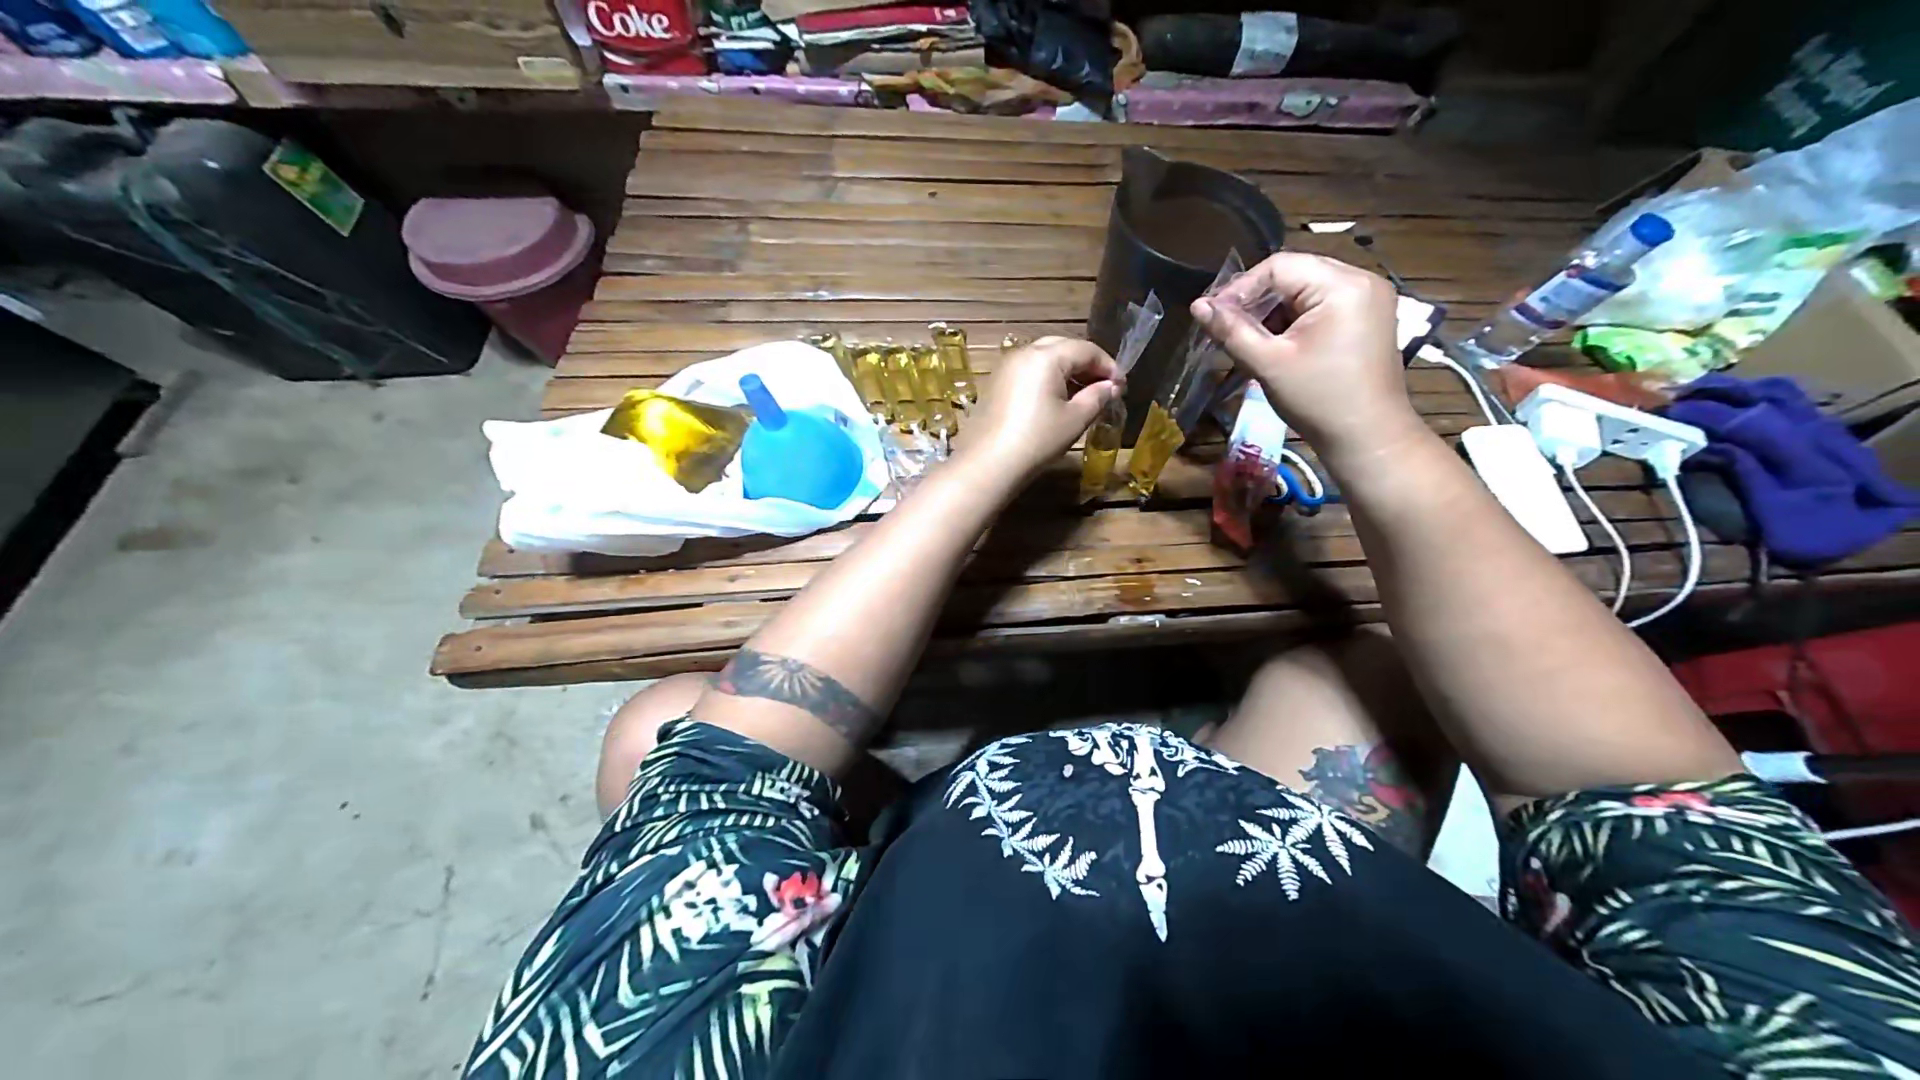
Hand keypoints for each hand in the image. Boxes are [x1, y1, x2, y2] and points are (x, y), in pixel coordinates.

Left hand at [956, 335, 1120, 485]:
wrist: (989, 464)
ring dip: (1067, 371)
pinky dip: (1047, 378)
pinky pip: (1029, 371)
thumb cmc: (1037, 440)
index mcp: (1046, 356)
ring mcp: (1006, 367)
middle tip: (1104, 387)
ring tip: (1084, 395)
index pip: (1086, 349)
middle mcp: (1023, 352)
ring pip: (1044, 357)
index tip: (1121, 386)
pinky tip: (1057, 400)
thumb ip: (1097, 396)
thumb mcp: (1075, 419)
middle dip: (1087, 364)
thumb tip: (1112, 386)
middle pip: (1063, 347)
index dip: (1108, 366)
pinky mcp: (996, 383)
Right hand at [1191, 253, 1423, 464]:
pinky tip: (1275, 346)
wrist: (1368, 437)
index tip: (1213, 317)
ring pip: (1305, 291)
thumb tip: (1197, 306)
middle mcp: (1361, 281)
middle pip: (1293, 274)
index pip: (1279, 266)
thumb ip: (1231, 330)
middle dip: (1255, 300)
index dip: (1240, 288)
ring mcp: (1368, 300)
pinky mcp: (1366, 320)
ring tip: (1248, 341)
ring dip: (1272, 312)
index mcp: (1341, 285)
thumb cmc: (1318, 399)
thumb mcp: (1268, 363)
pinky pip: (1321, 307)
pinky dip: (1293, 321)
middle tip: (1225, 328)